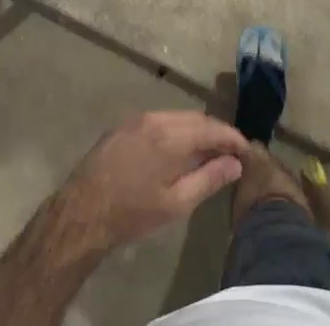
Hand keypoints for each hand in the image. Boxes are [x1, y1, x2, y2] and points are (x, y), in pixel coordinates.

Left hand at [50, 111, 247, 255]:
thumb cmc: (133, 212)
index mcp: (170, 136)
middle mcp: (153, 118)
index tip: (246, 151)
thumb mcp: (177, 203)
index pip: (212, 127)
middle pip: (195, 118)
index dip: (233, 137)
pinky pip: (158, 121)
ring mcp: (135, 119)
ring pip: (176, 117)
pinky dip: (175, 130)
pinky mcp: (122, 126)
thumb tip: (236, 163)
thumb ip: (209, 178)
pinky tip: (179, 150)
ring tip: (209, 153)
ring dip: (195, 130)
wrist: (83, 212)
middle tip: (231, 153)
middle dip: (216, 132)